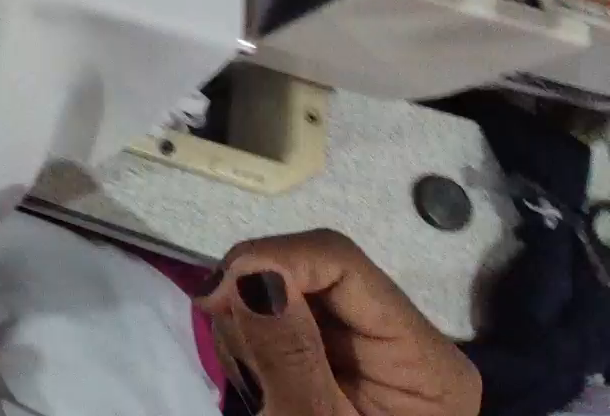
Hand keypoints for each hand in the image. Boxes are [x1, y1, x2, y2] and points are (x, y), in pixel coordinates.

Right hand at [199, 230, 479, 415]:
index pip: (337, 260)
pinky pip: (270, 308)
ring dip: (242, 318)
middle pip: (304, 265)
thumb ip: (289, 353)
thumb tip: (252, 272)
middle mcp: (399, 337)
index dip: (270, 260)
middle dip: (250, 295)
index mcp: (424, 358)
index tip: (216, 300)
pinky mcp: (328, 350)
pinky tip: (254, 374)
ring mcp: (362, 344)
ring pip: (277, 282)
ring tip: (252, 379)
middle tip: (235, 355)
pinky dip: (243, 330)